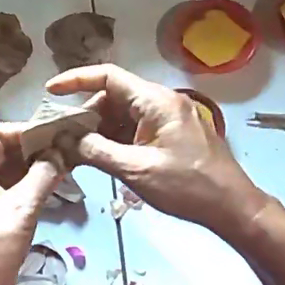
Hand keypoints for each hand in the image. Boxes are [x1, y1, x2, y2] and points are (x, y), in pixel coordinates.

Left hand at [0, 123, 61, 284]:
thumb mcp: (21, 210)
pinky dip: (30, 181)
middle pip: (3, 148)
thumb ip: (42, 176)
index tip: (60, 134)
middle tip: (70, 146)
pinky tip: (55, 179)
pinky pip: (9, 185)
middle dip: (35, 146)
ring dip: (35, 164)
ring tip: (68, 160)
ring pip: (8, 167)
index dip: (28, 130)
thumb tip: (62, 151)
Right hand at [45, 64, 270, 235]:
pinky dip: (112, 138)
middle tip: (61, 134)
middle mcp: (162, 102)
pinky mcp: (169, 134)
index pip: (108, 76)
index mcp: (156, 102)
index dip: (75, 80)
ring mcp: (167, 118)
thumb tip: (62, 139)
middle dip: (84, 113)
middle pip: (112, 96)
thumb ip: (94, 150)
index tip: (49, 91)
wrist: (234, 209)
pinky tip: (97, 155)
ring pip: (120, 113)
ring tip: (75, 148)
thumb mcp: (135, 169)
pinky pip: (132, 127)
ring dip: (97, 128)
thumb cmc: (188, 187)